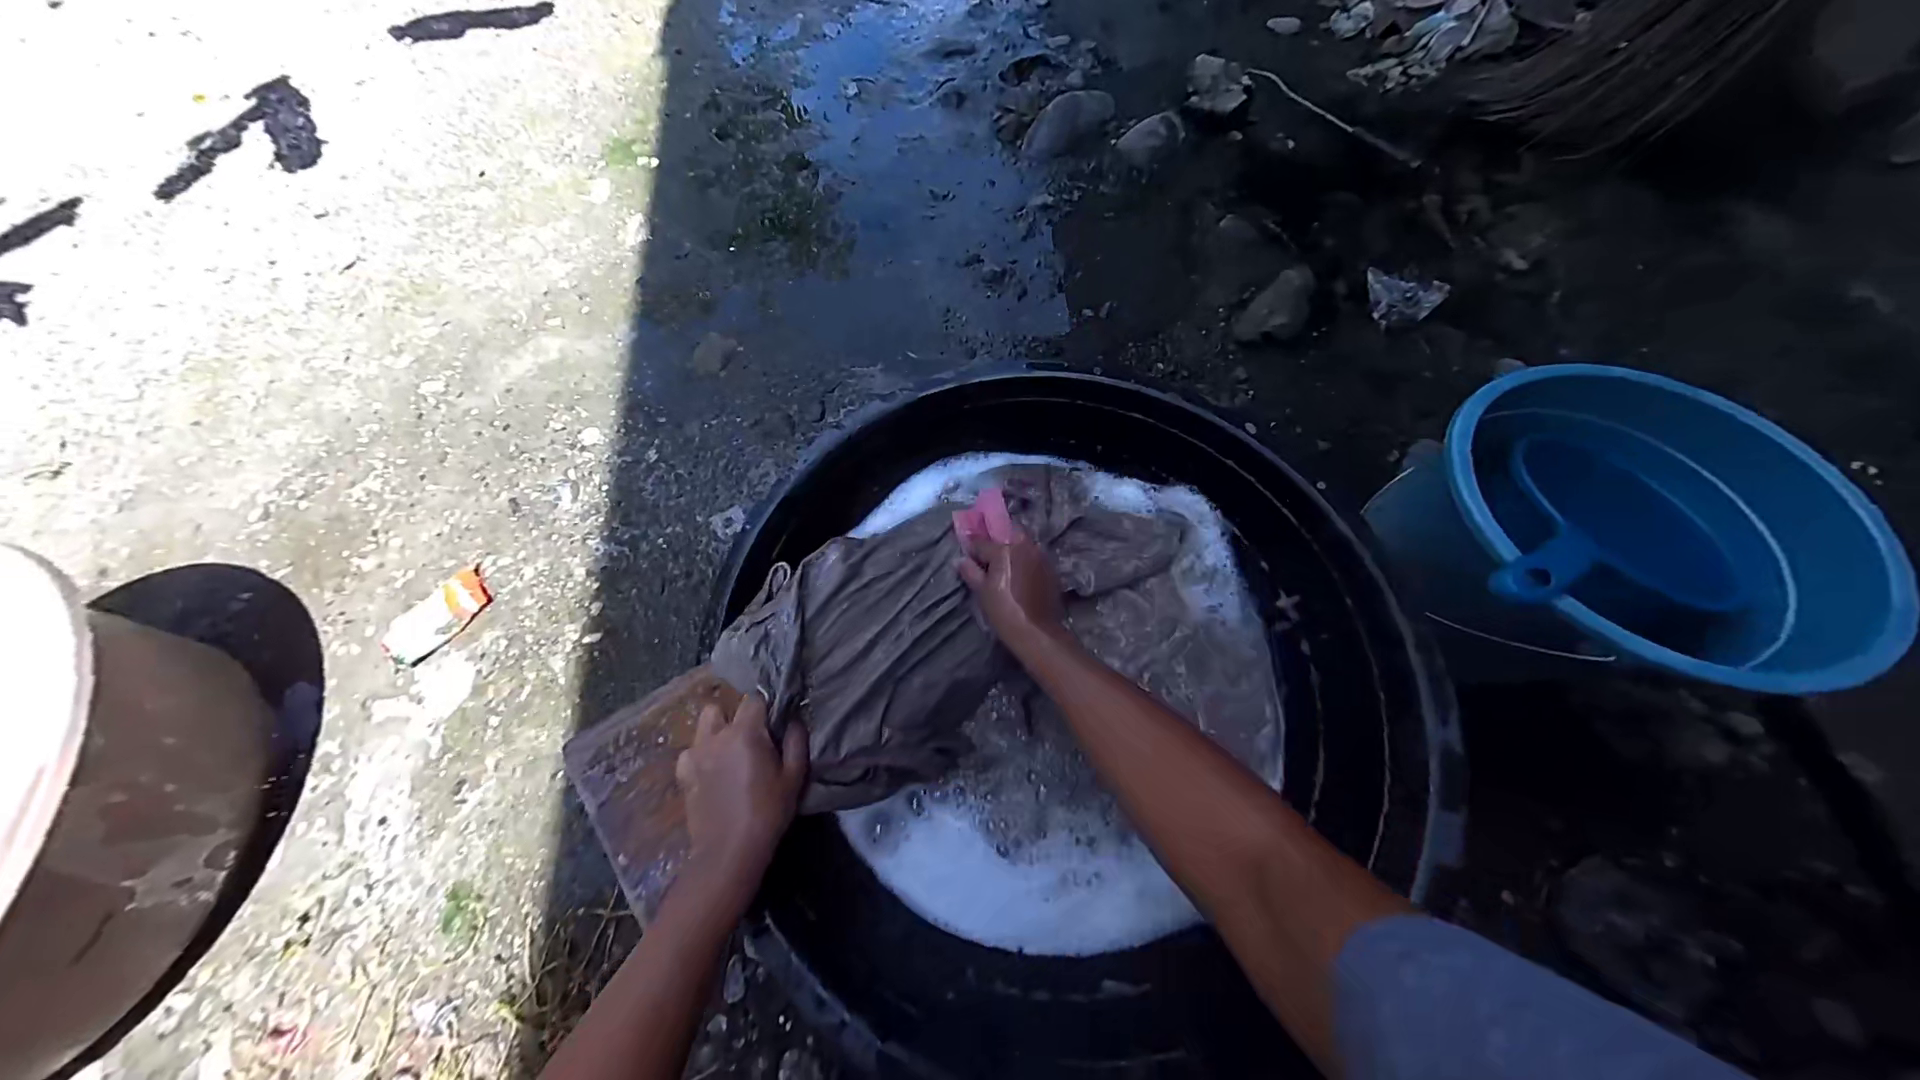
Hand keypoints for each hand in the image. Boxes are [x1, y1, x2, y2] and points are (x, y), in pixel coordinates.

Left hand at [675, 694, 807, 886]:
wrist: (729, 851)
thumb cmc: (768, 812)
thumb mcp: (794, 776)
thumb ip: (796, 741)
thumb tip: (793, 720)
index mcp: (745, 732)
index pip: (754, 699)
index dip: (766, 707)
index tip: (774, 722)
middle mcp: (716, 736)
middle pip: (723, 706)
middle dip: (737, 715)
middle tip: (751, 736)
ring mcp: (695, 754)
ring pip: (703, 725)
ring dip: (716, 730)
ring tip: (728, 749)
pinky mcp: (683, 773)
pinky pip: (690, 751)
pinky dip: (700, 754)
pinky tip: (711, 770)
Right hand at [955, 526, 1067, 656]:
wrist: (1037, 631)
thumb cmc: (1005, 611)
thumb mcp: (982, 592)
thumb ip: (970, 572)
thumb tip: (960, 560)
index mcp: (1004, 549)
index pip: (981, 543)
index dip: (972, 551)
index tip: (969, 560)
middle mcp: (1024, 546)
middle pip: (1004, 538)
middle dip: (995, 547)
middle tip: (988, 564)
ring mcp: (1040, 556)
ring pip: (1021, 545)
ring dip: (1012, 553)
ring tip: (1005, 571)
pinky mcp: (1051, 567)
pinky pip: (1033, 557)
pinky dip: (1025, 562)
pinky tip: (1021, 577)